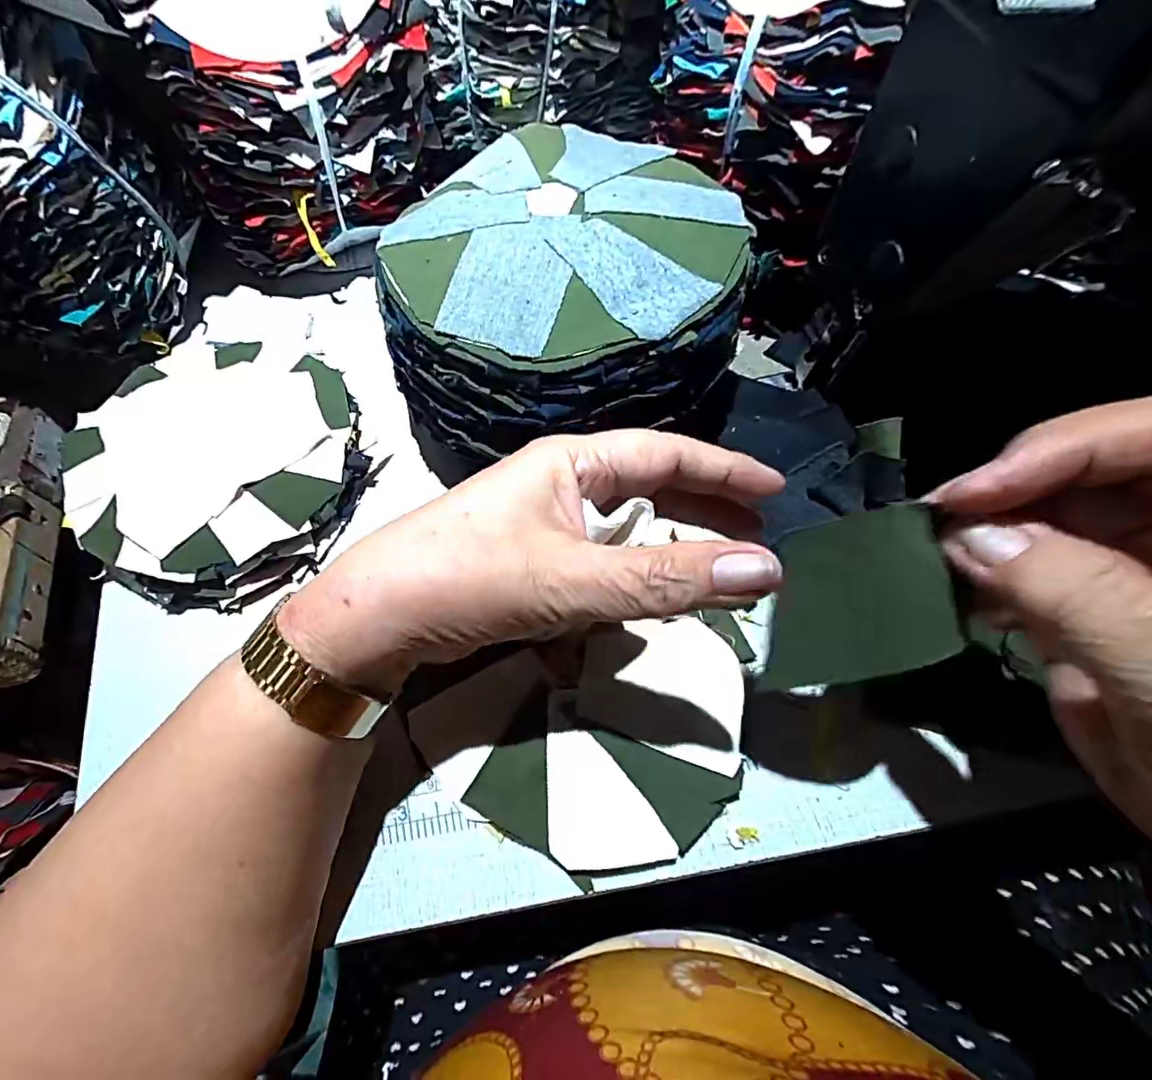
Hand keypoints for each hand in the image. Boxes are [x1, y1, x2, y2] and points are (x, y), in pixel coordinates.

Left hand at [278, 431, 784, 694]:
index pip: (666, 455)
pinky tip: (646, 607)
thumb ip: (667, 580)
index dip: (724, 471)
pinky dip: (632, 585)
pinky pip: (601, 568)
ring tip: (718, 571)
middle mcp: (562, 487)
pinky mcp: (533, 567)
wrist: (376, 620)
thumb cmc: (471, 579)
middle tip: (758, 535)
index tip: (775, 492)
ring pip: (628, 534)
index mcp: (572, 464)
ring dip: (672, 553)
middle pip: (652, 490)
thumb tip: (764, 571)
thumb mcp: (576, 581)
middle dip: (706, 512)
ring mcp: (546, 528)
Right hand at [931, 379, 1151, 1075]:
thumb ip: (1086, 605)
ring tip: (950, 554)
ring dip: (1019, 528)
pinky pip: (1079, 565)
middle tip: (947, 518)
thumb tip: (966, 536)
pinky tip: (978, 588)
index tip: (982, 486)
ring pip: (1099, 510)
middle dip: (1038, 484)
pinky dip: (1020, 573)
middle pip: (1147, 461)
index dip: (1090, 440)